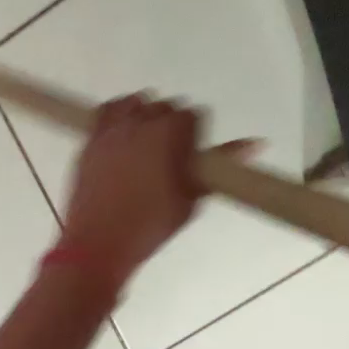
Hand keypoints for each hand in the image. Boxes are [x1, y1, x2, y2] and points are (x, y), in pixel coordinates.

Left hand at [56, 95, 254, 287]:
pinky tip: (120, 133)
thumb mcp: (191, 198)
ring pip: (135, 104)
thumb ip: (220, 164)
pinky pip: (105, 110)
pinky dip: (115, 115)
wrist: (98, 245)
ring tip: (141, 146)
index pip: (194, 115)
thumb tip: (258, 143)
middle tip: (162, 158)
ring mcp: (114, 129)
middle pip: (165, 106)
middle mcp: (144, 122)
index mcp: (174, 132)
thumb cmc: (149, 227)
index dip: (191, 135)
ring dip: (142, 117)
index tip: (184, 156)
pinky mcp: (90, 140)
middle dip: (167, 126)